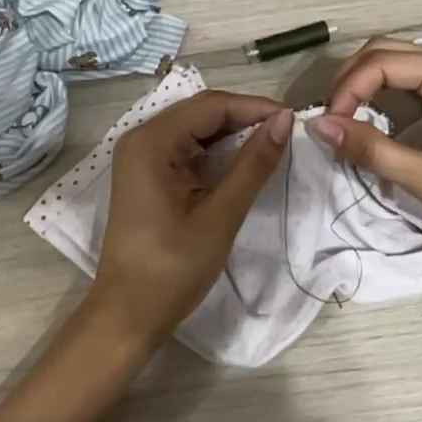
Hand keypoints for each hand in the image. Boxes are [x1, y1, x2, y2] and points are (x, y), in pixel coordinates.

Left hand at [91, 90, 292, 342]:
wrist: (127, 315)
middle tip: (287, 132)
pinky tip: (242, 160)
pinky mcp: (146, 173)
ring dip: (232, 133)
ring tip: (272, 143)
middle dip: (245, 117)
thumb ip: (253, 164)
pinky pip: (186, 147)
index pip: (211, 106)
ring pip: (195, 128)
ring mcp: (141, 155)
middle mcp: (141, 137)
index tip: (294, 119)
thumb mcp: (220, 215)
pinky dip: (216, 150)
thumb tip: (284, 122)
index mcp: (152, 141)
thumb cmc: (172, 268)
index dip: (255, 107)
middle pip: (201, 112)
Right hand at [308, 37, 421, 262]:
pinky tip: (367, 125)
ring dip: (362, 88)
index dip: (348, 88)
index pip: (382, 61)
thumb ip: (371, 149)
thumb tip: (317, 125)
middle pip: (384, 53)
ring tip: (342, 124)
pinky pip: (404, 85)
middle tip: (330, 121)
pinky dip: (378, 99)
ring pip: (392, 65)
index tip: (329, 125)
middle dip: (350, 82)